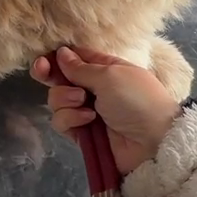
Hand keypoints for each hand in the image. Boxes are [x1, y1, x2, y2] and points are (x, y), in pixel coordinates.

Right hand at [31, 46, 181, 174]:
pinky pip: (61, 121)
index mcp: (104, 69)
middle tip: (43, 71)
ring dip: (65, 98)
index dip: (57, 57)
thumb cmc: (136, 99)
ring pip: (57, 100)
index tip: (45, 58)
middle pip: (59, 79)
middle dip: (50, 75)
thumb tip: (61, 53)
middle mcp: (92, 89)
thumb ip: (81, 67)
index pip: (74, 59)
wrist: (153, 142)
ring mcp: (85, 111)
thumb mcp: (110, 75)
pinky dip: (71, 118)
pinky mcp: (81, 134)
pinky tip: (88, 120)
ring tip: (83, 102)